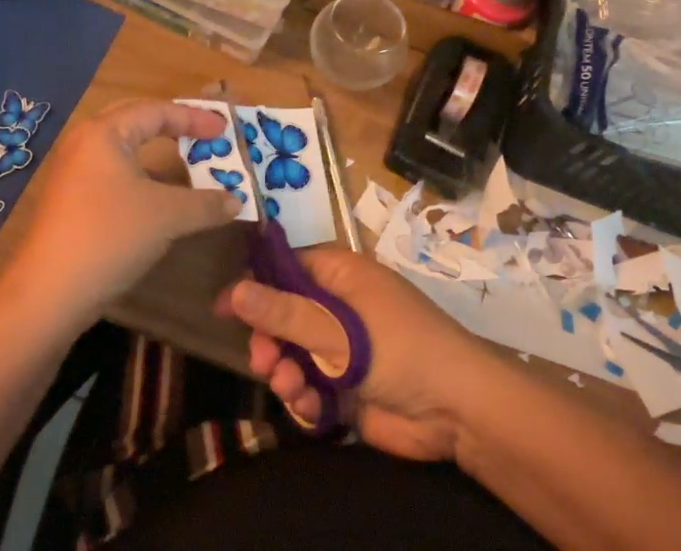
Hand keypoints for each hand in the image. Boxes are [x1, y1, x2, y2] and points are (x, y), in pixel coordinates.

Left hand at [8, 99, 240, 315]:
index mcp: (103, 133)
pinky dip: (142, 177)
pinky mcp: (70, 200)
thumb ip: (206, 204)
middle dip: (172, 126)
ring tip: (186, 161)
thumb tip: (236, 201)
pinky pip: (113, 174)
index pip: (155, 111)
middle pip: (134, 121)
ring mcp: (73, 172)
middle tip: (204, 134)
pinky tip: (159, 197)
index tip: (224, 129)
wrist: (51, 291)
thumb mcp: (167, 216)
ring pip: (122, 150)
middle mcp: (84, 143)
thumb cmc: (110, 236)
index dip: (194, 118)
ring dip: (156, 153)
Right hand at [217, 249, 490, 462]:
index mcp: (340, 276)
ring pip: (291, 355)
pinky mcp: (345, 387)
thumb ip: (283, 314)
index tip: (222, 308)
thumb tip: (233, 290)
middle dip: (269, 341)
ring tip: (293, 389)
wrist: (458, 412)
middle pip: (282, 316)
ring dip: (285, 373)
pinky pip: (308, 386)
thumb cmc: (400, 350)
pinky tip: (313, 409)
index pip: (284, 269)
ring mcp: (342, 349)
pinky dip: (305, 398)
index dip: (253, 286)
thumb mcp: (338, 331)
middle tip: (264, 362)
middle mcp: (338, 308)